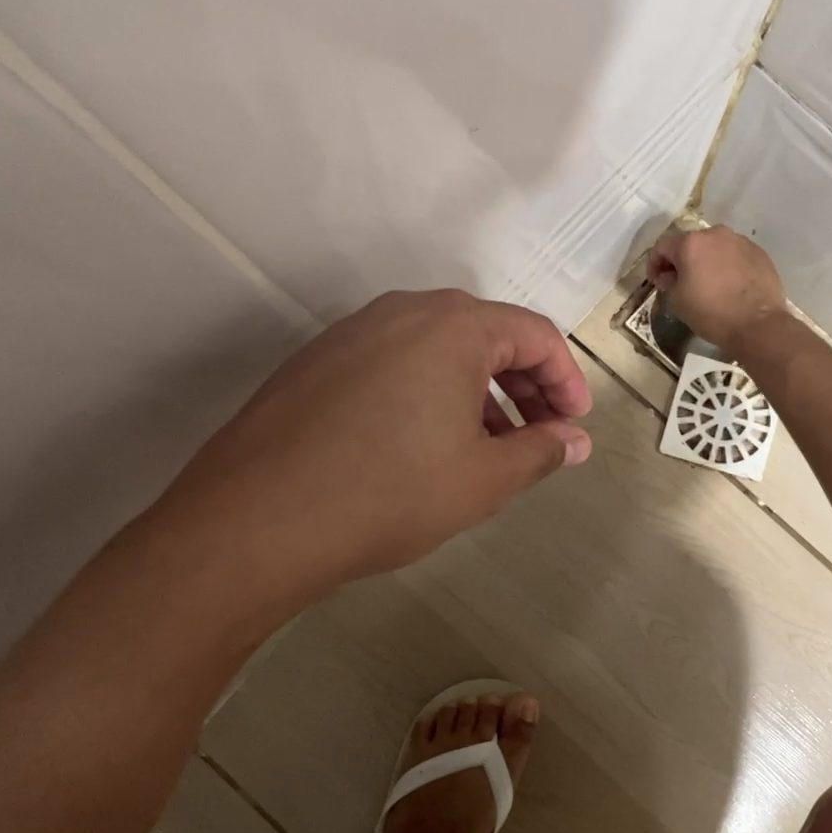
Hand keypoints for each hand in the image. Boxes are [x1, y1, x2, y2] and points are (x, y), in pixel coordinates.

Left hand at [136, 290, 591, 607]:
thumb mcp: (484, 480)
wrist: (255, 521)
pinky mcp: (317, 361)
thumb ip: (542, 451)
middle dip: (525, 385)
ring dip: (478, 391)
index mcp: (453, 325)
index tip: (574, 426)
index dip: (567, 380)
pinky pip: (395, 363)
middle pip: (486, 334)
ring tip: (487, 448)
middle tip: (540, 436)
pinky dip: (429, 393)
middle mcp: (403, 311)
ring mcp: (352, 333)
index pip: (535, 334)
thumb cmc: (390, 494)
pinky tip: (425, 446)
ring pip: (437, 350)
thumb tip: (576, 441)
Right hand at [648, 224, 787, 348]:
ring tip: (709, 284)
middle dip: (682, 261)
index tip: (657, 281)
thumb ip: (668, 283)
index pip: (662, 245)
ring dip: (706, 261)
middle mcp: (716, 234)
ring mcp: (741, 241)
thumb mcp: (677, 302)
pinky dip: (728, 266)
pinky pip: (736, 255)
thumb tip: (670, 276)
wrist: (758, 325)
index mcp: (691, 243)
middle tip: (681, 282)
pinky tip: (730, 286)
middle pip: (691, 243)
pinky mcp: (759, 253)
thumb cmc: (711, 313)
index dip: (655, 263)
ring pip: (715, 247)